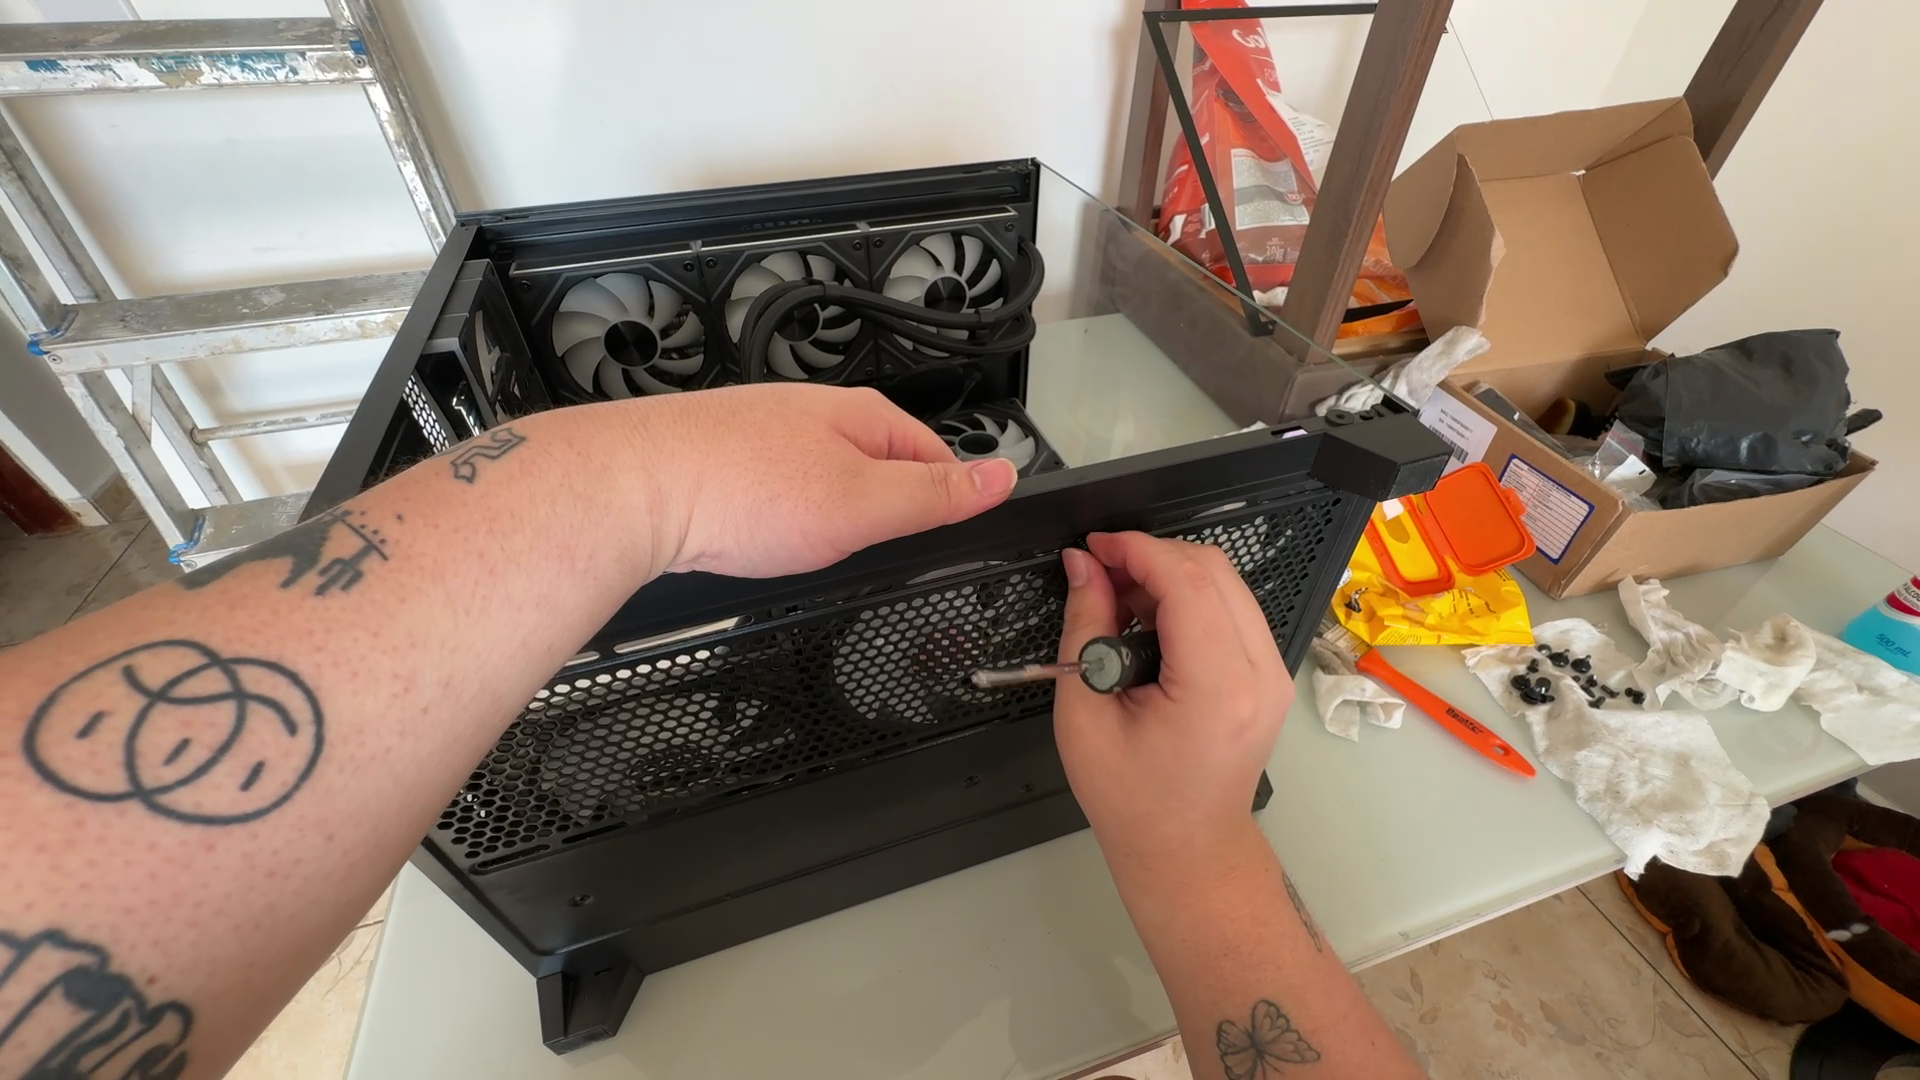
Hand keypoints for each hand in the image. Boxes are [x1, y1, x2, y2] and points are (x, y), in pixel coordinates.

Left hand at [631, 383, 1016, 577]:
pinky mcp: (730, 456)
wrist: (632, 490)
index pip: (936, 455)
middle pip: (881, 466)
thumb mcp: (865, 504)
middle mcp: (817, 413)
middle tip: (865, 551)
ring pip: (828, 479)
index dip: (944, 500)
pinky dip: (785, 517)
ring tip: (812, 547)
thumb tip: (1002, 476)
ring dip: (831, 516)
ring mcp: (770, 431)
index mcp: (863, 417)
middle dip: (881, 513)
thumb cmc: (745, 492)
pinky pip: (782, 489)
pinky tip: (768, 535)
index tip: (937, 536)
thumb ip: (937, 494)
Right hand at [1054, 533, 1293, 867]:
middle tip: (1100, 572)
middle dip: (1150, 555)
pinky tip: (1149, 619)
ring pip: (1225, 581)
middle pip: (1213, 569)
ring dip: (1168, 573)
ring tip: (1119, 600)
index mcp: (1217, 689)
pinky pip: (1231, 606)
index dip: (1136, 549)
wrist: (1187, 848)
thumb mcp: (1085, 712)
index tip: (1093, 548)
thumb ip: (1085, 627)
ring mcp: (1272, 672)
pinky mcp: (1268, 673)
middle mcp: (1260, 673)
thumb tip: (1081, 565)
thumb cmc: (1131, 798)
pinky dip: (1187, 595)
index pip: (1187, 581)